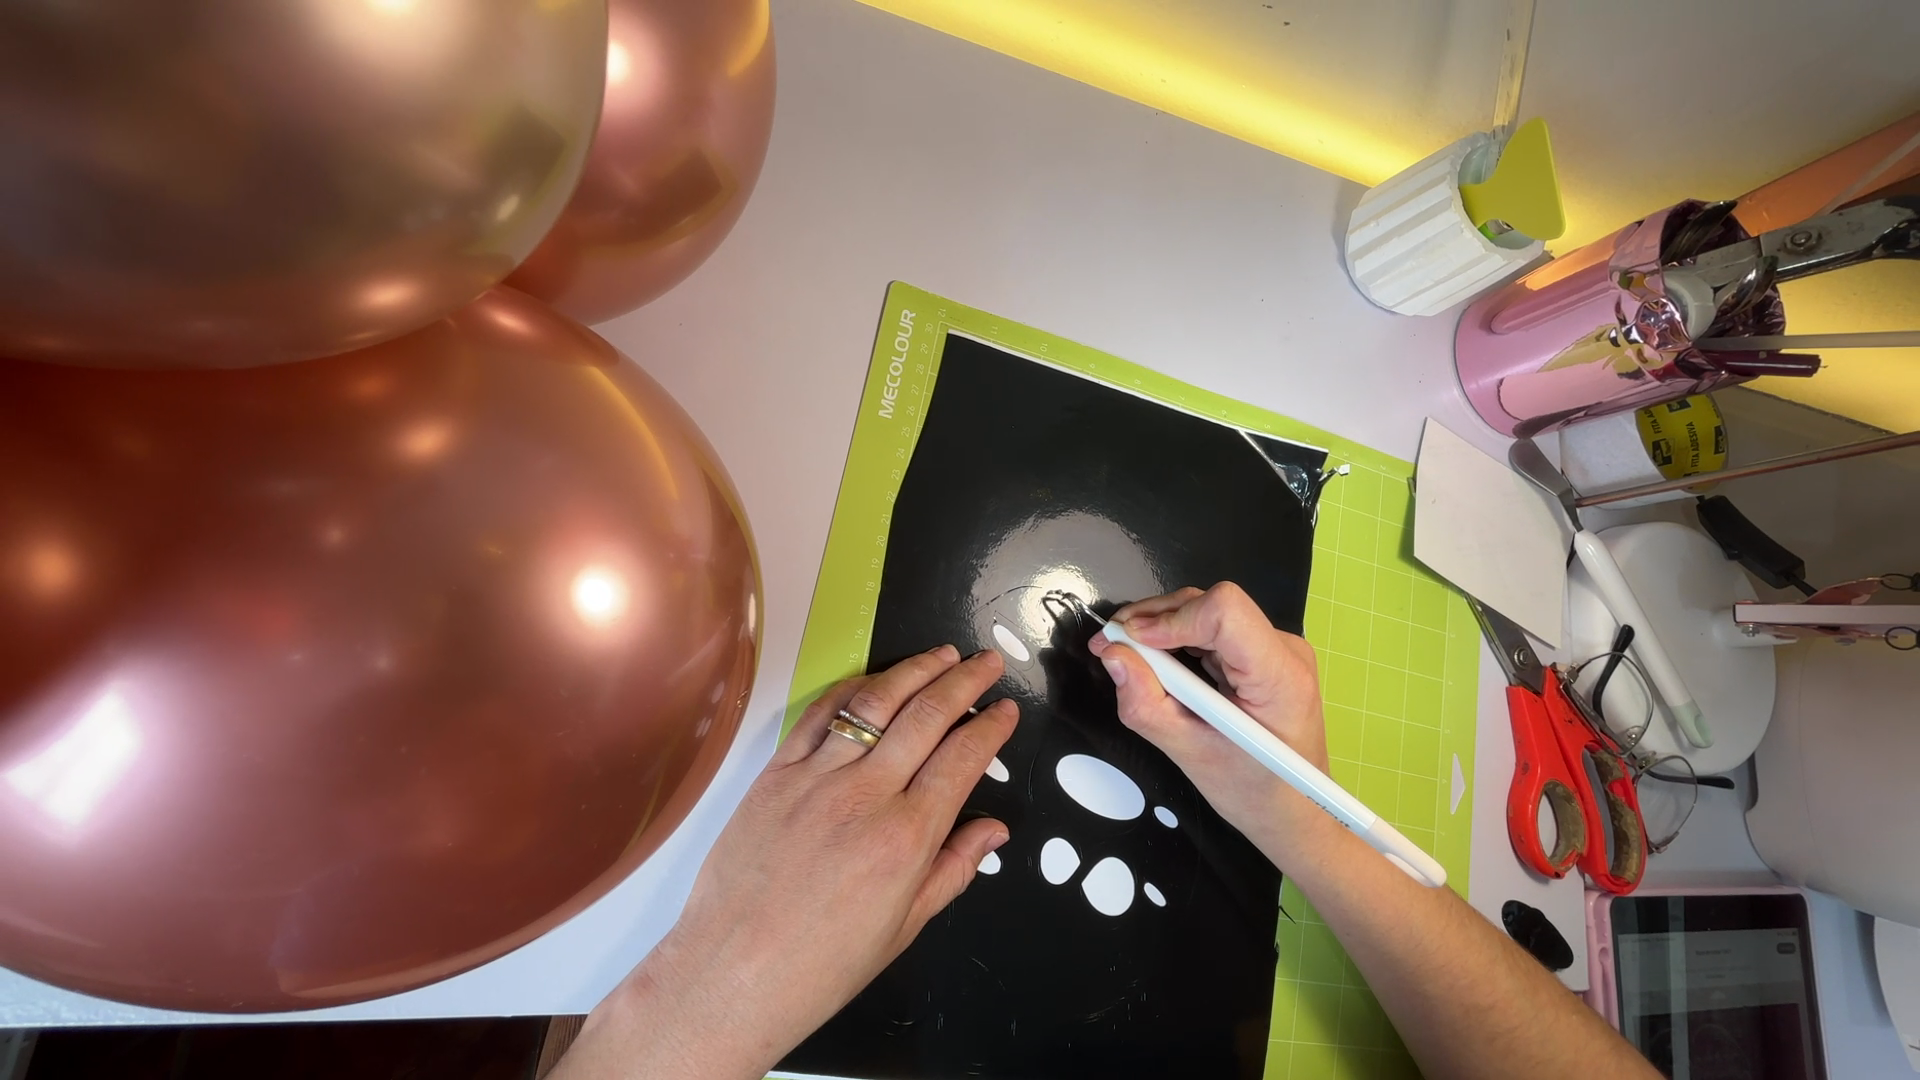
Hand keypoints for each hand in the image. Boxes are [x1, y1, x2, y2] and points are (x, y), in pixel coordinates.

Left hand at [563, 646, 1018, 1079]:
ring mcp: (817, 776)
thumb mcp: (905, 927)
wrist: (730, 974)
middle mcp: (867, 794)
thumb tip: (996, 828)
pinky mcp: (777, 770)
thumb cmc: (825, 964)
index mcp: (906, 837)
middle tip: (987, 661)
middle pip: (927, 716)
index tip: (1007, 707)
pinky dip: (853, 688)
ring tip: (943, 654)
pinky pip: (821, 714)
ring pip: (877, 703)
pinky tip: (874, 678)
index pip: (962, 759)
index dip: (991, 727)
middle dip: (965, 681)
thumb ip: (955, 868)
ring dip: (916, 670)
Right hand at [1087, 583, 1329, 867]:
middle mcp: (1282, 648)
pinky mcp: (1260, 651)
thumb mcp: (1190, 754)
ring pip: (1203, 610)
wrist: (1296, 813)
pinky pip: (1208, 627)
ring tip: (1127, 658)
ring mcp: (1274, 646)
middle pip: (1207, 604)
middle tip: (1107, 647)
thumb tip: (1111, 655)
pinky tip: (1156, 665)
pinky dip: (1173, 640)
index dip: (1170, 620)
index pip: (1224, 611)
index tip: (1128, 644)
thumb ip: (1146, 704)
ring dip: (1158, 629)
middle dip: (1152, 621)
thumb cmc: (1254, 793)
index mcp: (1278, 675)